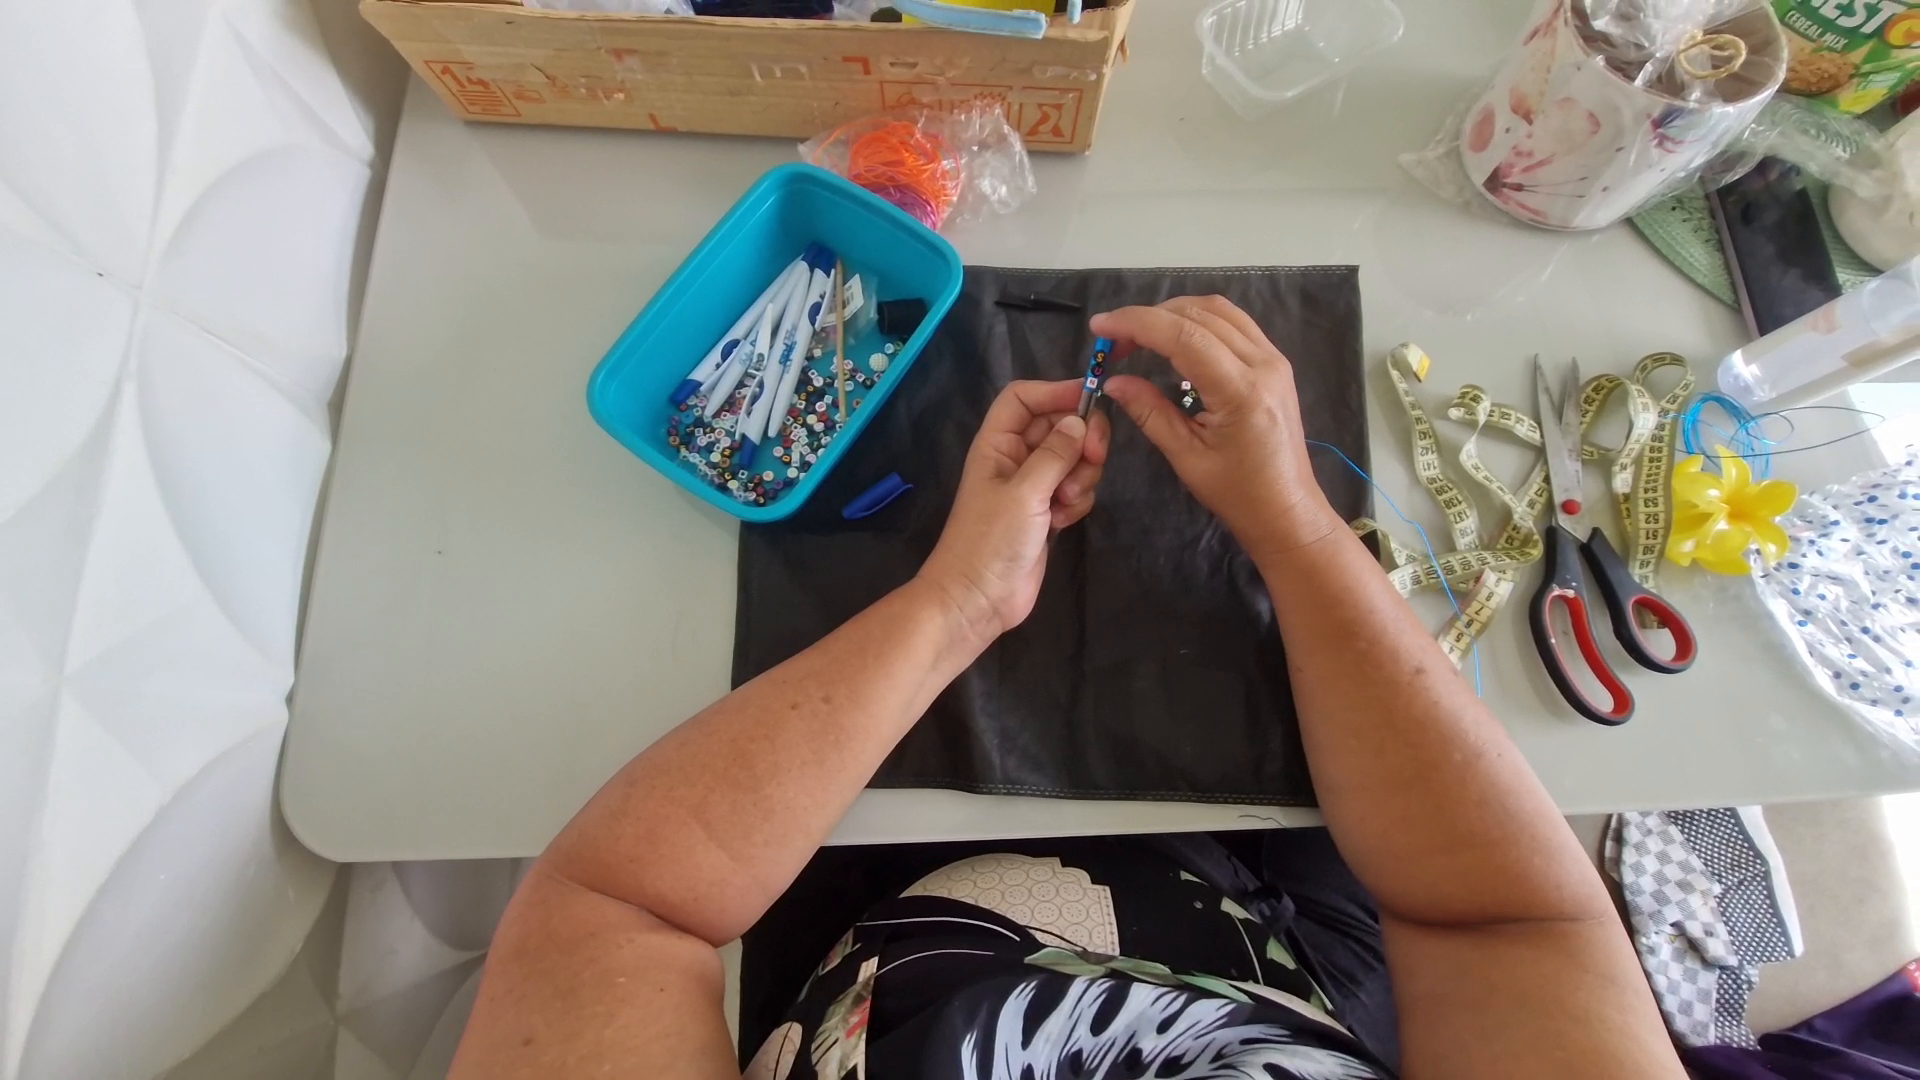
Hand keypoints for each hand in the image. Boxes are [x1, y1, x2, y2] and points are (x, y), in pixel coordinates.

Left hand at [918, 379, 1111, 646]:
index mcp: (998, 443)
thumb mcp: (1024, 492)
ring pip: (1074, 458)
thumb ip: (1055, 454)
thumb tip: (1079, 420)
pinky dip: (1077, 500)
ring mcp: (1033, 486)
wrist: (978, 599)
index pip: (1024, 397)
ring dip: (1082, 475)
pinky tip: (1063, 522)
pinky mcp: (1047, 512)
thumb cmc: (990, 541)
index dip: (1056, 391)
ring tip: (1066, 501)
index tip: (1092, 397)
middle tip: (1094, 456)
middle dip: (1081, 438)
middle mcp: (1016, 458)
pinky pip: (1075, 489)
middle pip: (1058, 425)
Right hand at [1093, 296, 1340, 562]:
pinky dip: (1197, 320)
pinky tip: (1173, 338)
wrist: (1285, 507)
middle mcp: (1262, 363)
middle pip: (1198, 314)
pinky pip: (1233, 323)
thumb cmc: (1236, 492)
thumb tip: (1113, 382)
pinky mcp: (1274, 362)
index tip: (1100, 326)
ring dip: (1173, 313)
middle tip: (1113, 341)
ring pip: (1218, 310)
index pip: (1183, 335)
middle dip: (1149, 317)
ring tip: (1138, 336)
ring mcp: (1273, 358)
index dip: (1137, 323)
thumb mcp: (1186, 456)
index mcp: (1240, 390)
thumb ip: (1150, 413)